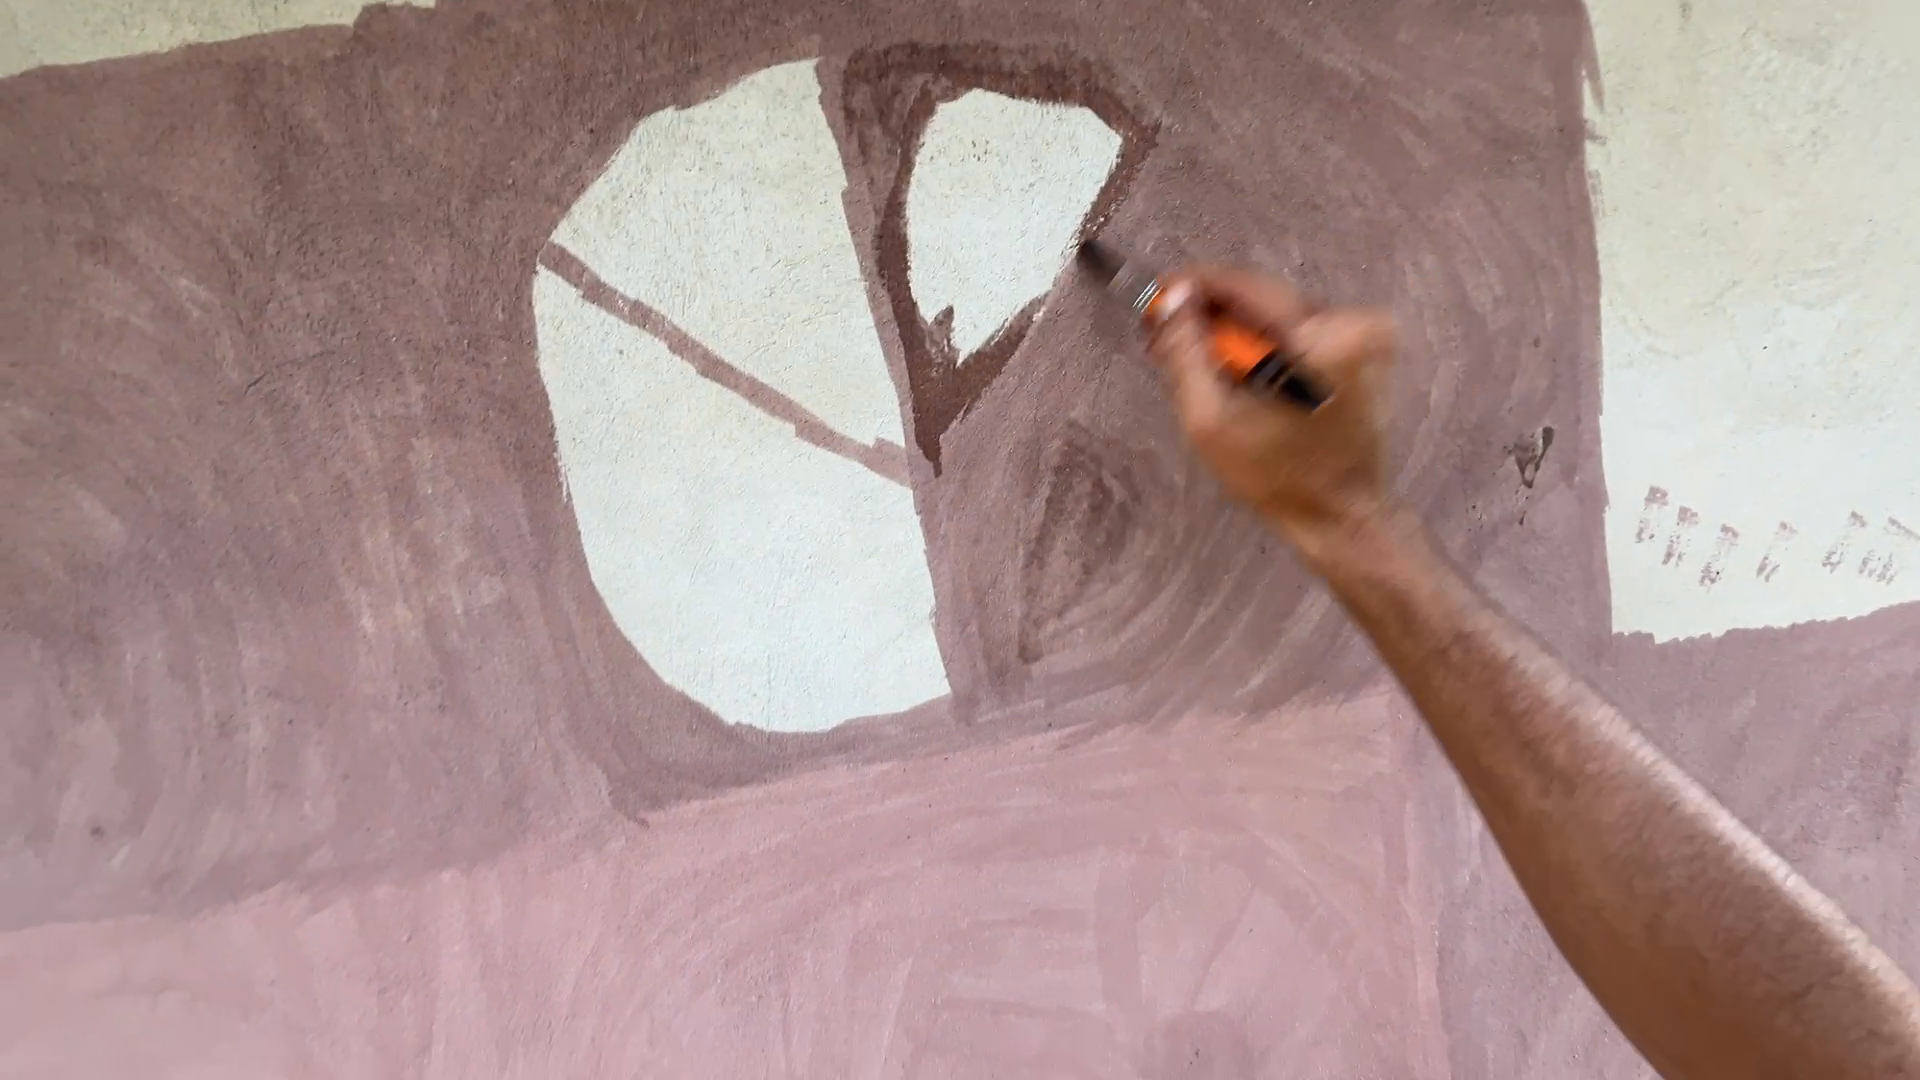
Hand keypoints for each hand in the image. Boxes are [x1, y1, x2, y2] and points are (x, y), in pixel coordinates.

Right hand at [1148, 266, 1396, 560]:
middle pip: (1261, 297)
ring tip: (1193, 359)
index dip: (1193, 286)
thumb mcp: (1209, 420)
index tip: (1156, 298)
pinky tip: (1234, 368)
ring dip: (1233, 329)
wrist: (1336, 511)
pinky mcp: (1365, 346)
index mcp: (1321, 339)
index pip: (1244, 286)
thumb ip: (1185, 353)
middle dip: (1209, 313)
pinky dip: (1262, 341)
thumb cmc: (1270, 475)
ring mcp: (1367, 332)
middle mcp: (1355, 321)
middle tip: (1163, 334)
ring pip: (1277, 312)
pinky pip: (1297, 328)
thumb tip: (1171, 298)